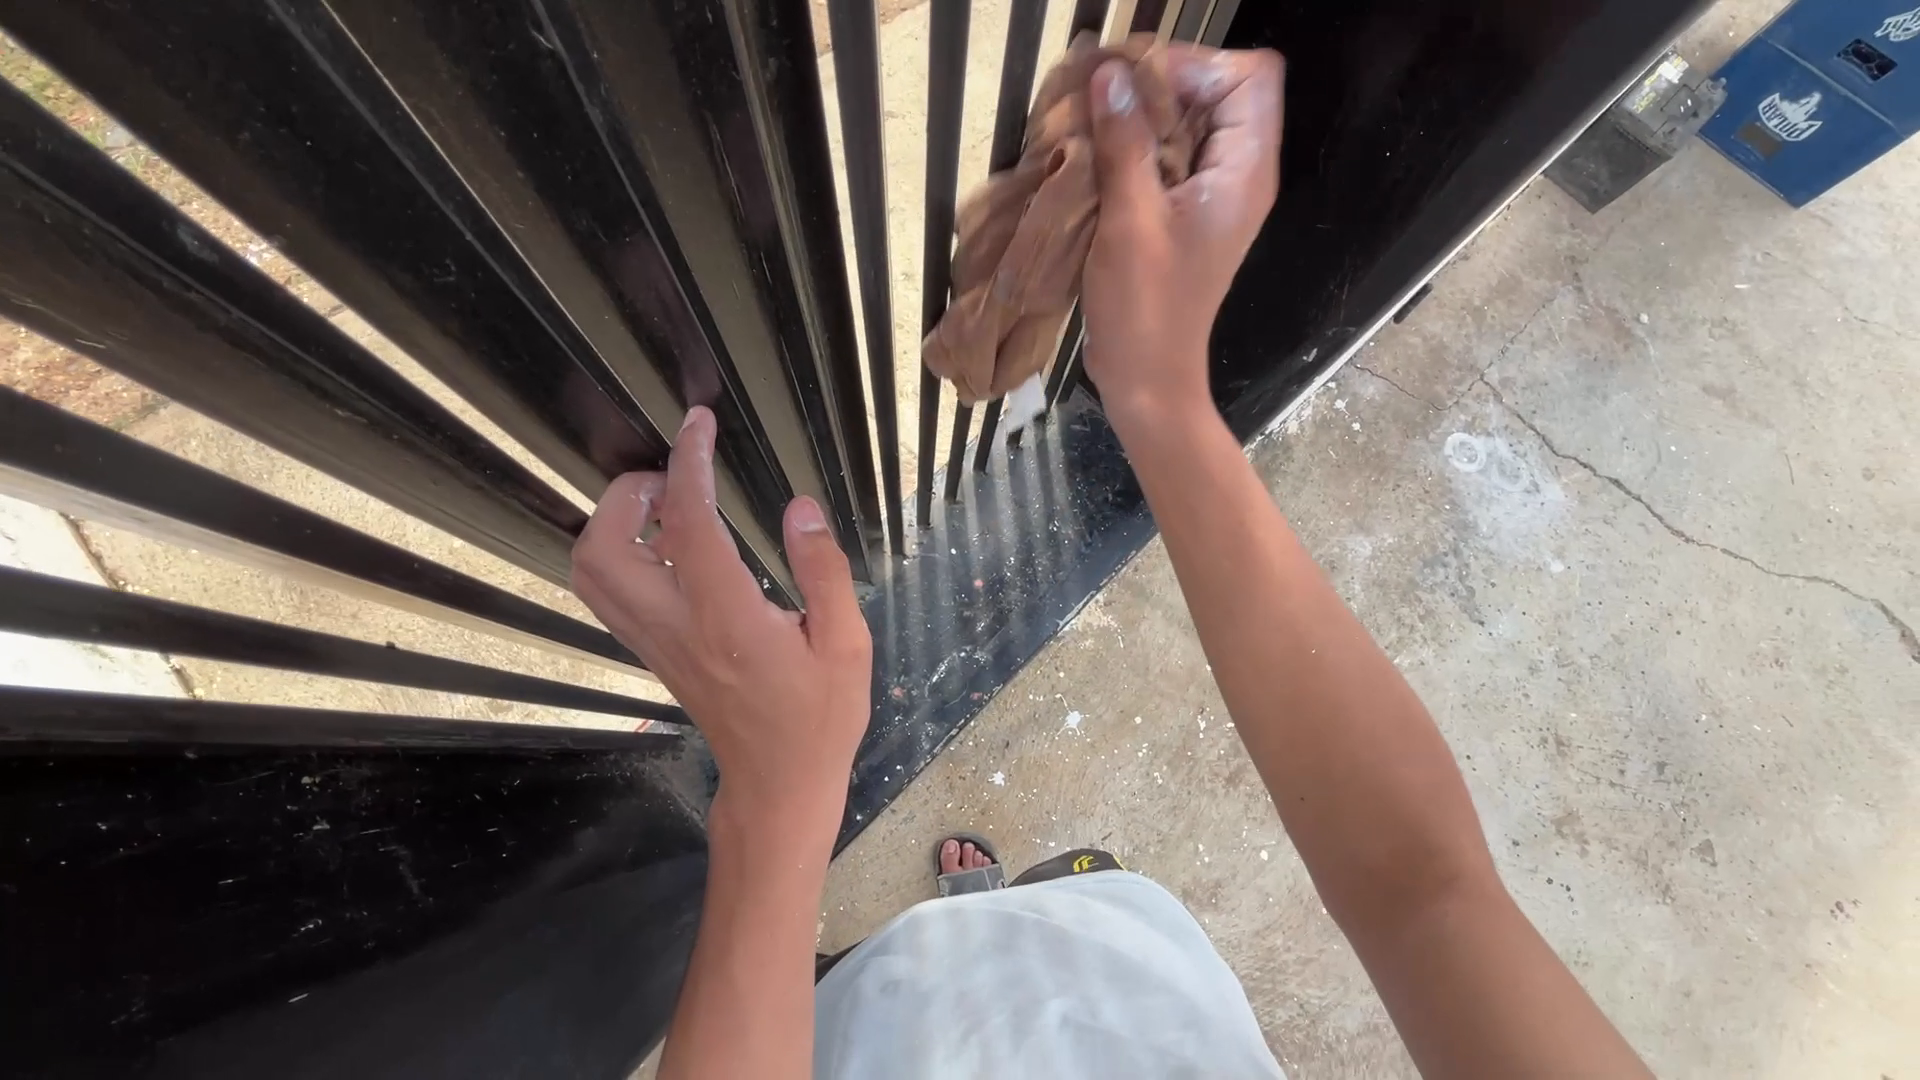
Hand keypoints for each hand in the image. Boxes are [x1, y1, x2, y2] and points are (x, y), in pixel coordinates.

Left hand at [570, 407, 872, 829]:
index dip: (689, 464)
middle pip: (605, 547)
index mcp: (727, 619)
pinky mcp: (654, 653)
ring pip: (593, 572)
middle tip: (676, 474)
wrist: (778, 782)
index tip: (699, 425)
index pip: (690, 524)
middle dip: (629, 492)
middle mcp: (676, 627)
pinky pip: (610, 591)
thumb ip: (824, 570)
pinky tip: (668, 543)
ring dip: (615, 521)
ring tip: (667, 501)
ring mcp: (655, 643)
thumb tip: (799, 506)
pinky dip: (621, 550)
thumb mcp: (846, 642)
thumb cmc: (820, 716)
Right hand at [1080, 46, 1284, 424]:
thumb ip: (1125, 142)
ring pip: (1187, 128)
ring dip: (1140, 122)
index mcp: (1243, 172)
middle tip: (1105, 106)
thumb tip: (1111, 72)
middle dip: (1161, 88)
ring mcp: (1210, 199)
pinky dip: (1134, 154)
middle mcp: (1237, 176)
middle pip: (1218, 94)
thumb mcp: (1131, 220)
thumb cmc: (1145, 308)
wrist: (1147, 377)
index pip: (1249, 75)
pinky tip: (1095, 165)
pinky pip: (1167, 163)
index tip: (1136, 90)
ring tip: (1093, 132)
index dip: (1196, 66)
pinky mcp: (1183, 218)